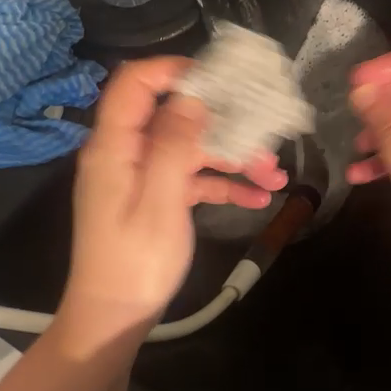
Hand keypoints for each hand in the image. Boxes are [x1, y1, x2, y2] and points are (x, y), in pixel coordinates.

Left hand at [65, 57, 286, 327]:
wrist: (114, 320)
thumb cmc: (135, 262)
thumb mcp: (161, 201)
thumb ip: (175, 144)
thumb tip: (194, 96)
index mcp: (115, 146)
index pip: (137, 83)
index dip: (176, 71)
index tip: (223, 79)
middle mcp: (127, 153)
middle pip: (177, 117)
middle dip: (225, 123)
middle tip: (268, 131)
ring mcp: (142, 177)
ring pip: (193, 149)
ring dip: (234, 158)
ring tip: (276, 175)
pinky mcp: (156, 199)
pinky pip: (194, 179)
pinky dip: (224, 185)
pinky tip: (258, 198)